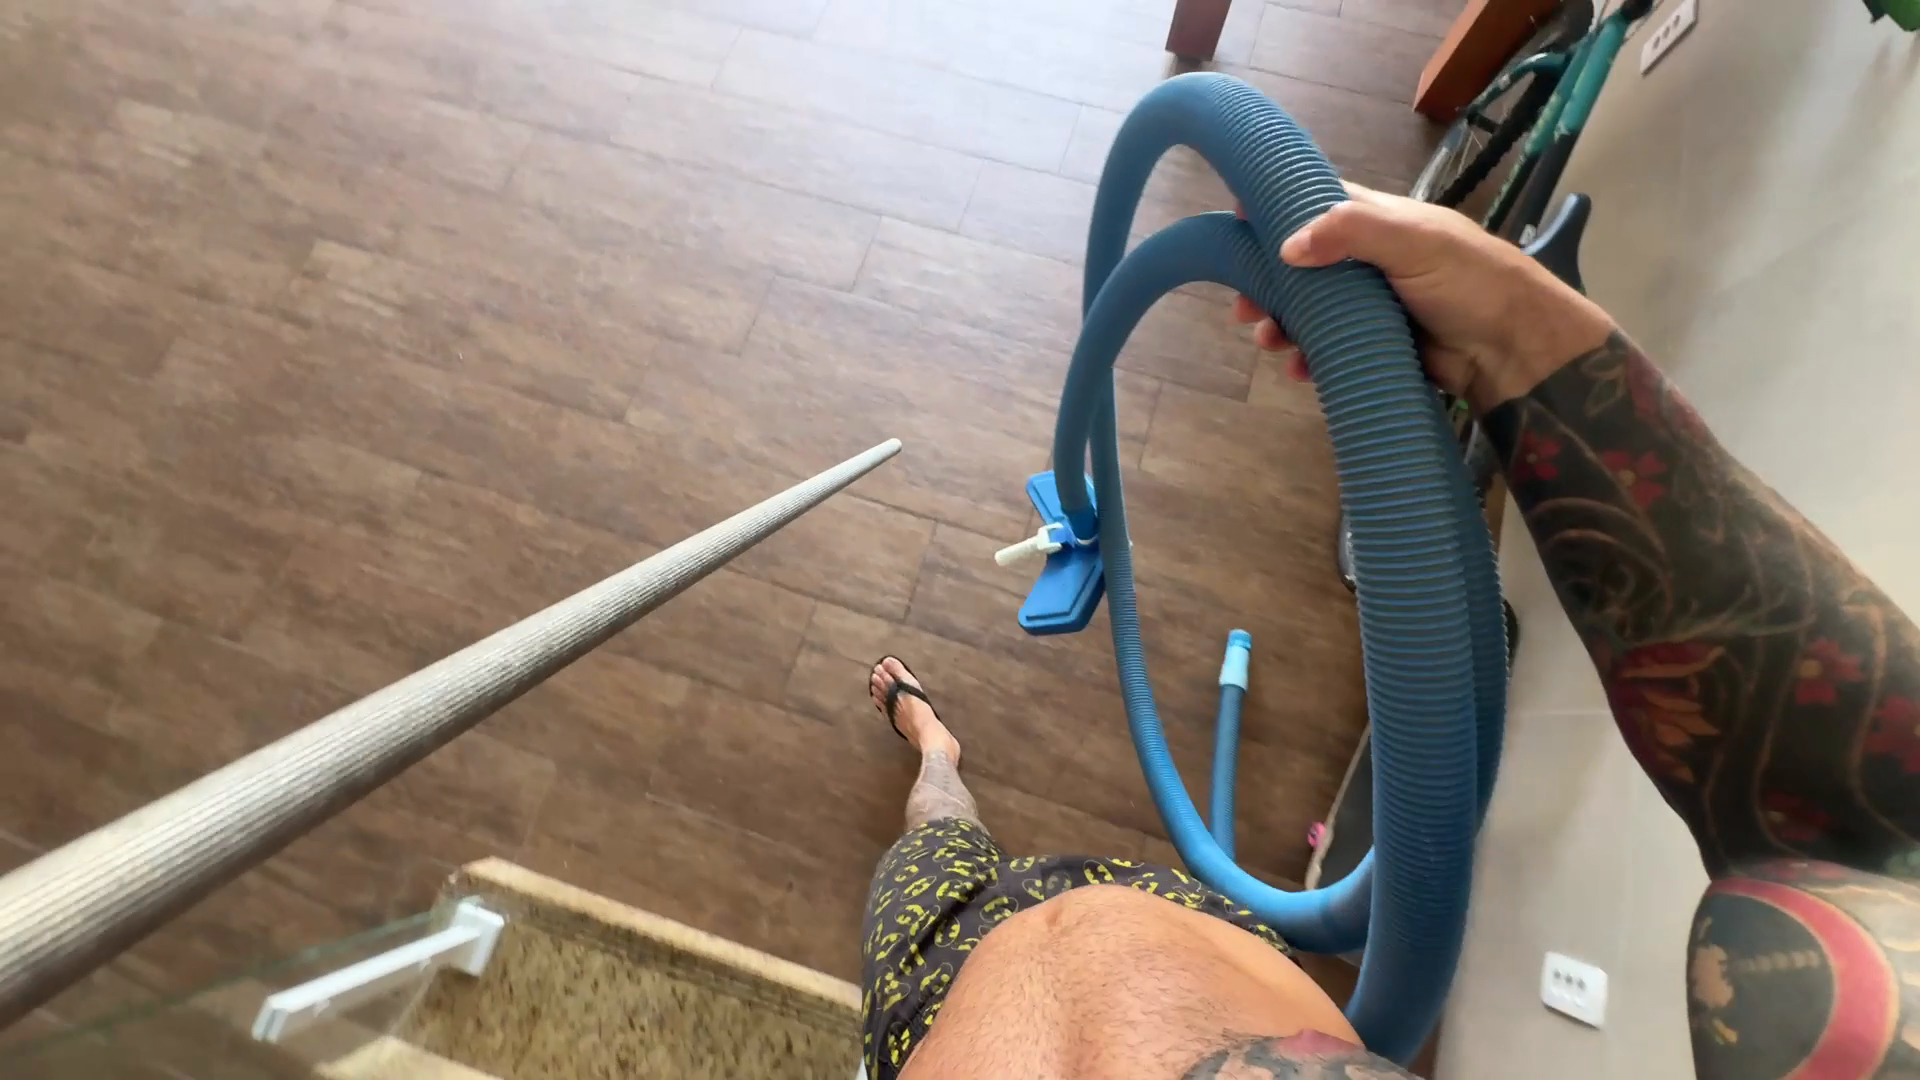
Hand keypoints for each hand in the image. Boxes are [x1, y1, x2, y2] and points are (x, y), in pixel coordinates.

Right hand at [1233, 184, 1613, 412]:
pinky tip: (1298, 369)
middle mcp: (1366, 262)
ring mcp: (1364, 307)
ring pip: (1305, 312)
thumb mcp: (1416, 242)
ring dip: (1280, 325)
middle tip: (1241, 305)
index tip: (1236, 218)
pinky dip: (1305, 360)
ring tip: (1268, 341)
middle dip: (1267, 284)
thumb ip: (1353, 232)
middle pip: (1299, 267)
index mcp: (1379, 224)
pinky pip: (1322, 350)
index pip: (1319, 205)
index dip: (1278, 209)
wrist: (1510, 351)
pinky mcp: (1366, 346)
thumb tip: (1286, 248)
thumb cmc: (1471, 283)